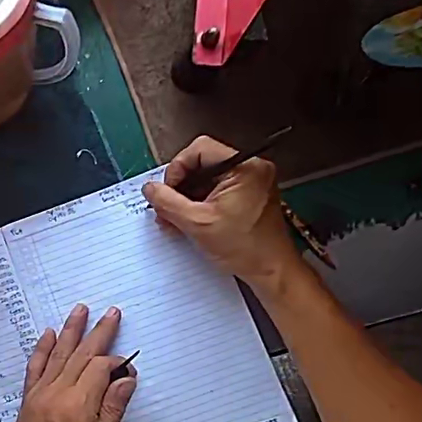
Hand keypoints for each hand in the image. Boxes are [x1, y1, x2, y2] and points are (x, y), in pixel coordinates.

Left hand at [0, 303, 136, 421]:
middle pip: (80, 355)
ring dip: (70, 331)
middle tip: (111, 313)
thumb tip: (125, 380)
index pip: (99, 369)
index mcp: (77, 406)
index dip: (116, 363)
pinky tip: (49, 335)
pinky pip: (35, 369)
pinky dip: (42, 350)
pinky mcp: (28, 404)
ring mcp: (39, 397)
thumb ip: (113, 410)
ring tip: (80, 310)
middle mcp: (55, 395)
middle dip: (98, 332)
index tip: (129, 367)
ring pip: (57, 355)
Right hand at [142, 135, 302, 291]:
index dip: (177, 169)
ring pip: (207, 179)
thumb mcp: (197, 224)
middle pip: (202, 164)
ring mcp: (251, 182)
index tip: (167, 192)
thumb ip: (168, 203)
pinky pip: (217, 190)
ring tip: (174, 219)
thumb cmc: (245, 249)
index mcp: (245, 168)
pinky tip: (188, 221)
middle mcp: (251, 169)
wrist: (271, 271)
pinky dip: (201, 204)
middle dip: (180, 187)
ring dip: (187, 198)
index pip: (200, 150)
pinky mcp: (249, 195)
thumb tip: (150, 189)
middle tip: (166, 209)